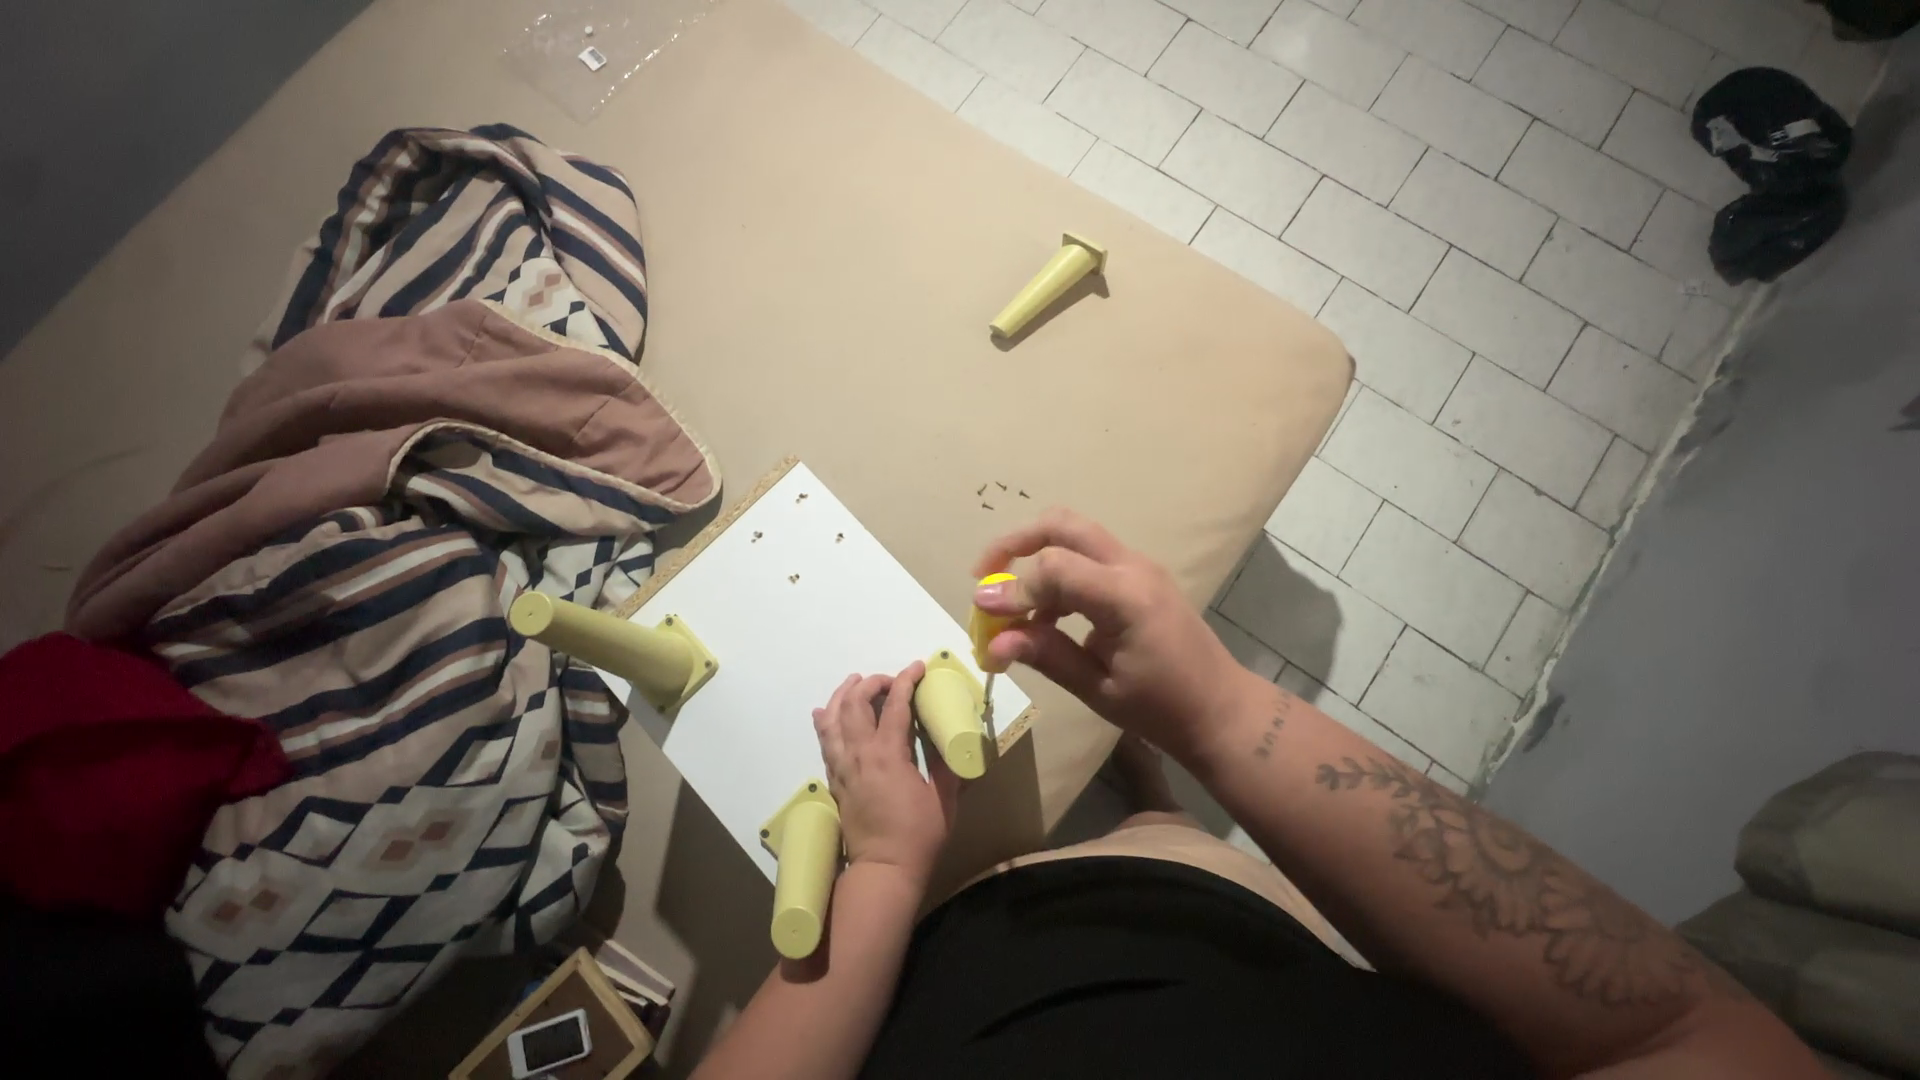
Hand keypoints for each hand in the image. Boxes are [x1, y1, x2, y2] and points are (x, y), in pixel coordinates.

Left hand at [811, 663, 960, 889]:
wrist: (884, 870)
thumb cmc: (918, 836)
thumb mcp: (943, 798)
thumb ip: (945, 764)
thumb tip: (949, 738)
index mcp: (888, 755)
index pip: (895, 704)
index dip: (906, 680)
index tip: (917, 667)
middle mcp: (859, 755)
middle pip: (855, 703)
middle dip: (872, 682)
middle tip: (890, 680)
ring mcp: (842, 766)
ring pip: (834, 718)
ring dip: (844, 695)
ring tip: (856, 683)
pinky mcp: (835, 780)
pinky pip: (824, 742)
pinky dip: (825, 721)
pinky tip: (826, 712)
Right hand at [973, 509, 1263, 763]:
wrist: (1220, 709)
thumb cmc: (1162, 708)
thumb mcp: (1098, 689)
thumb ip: (1047, 656)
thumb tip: (993, 644)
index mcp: (1126, 598)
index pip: (1055, 568)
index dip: (1013, 587)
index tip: (981, 609)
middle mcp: (1133, 567)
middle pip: (1062, 525)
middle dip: (1015, 542)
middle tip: (985, 574)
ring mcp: (1139, 566)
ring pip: (1074, 534)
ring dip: (1035, 558)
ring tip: (1013, 607)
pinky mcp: (1139, 576)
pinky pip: (1089, 557)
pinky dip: (1058, 574)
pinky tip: (1044, 615)